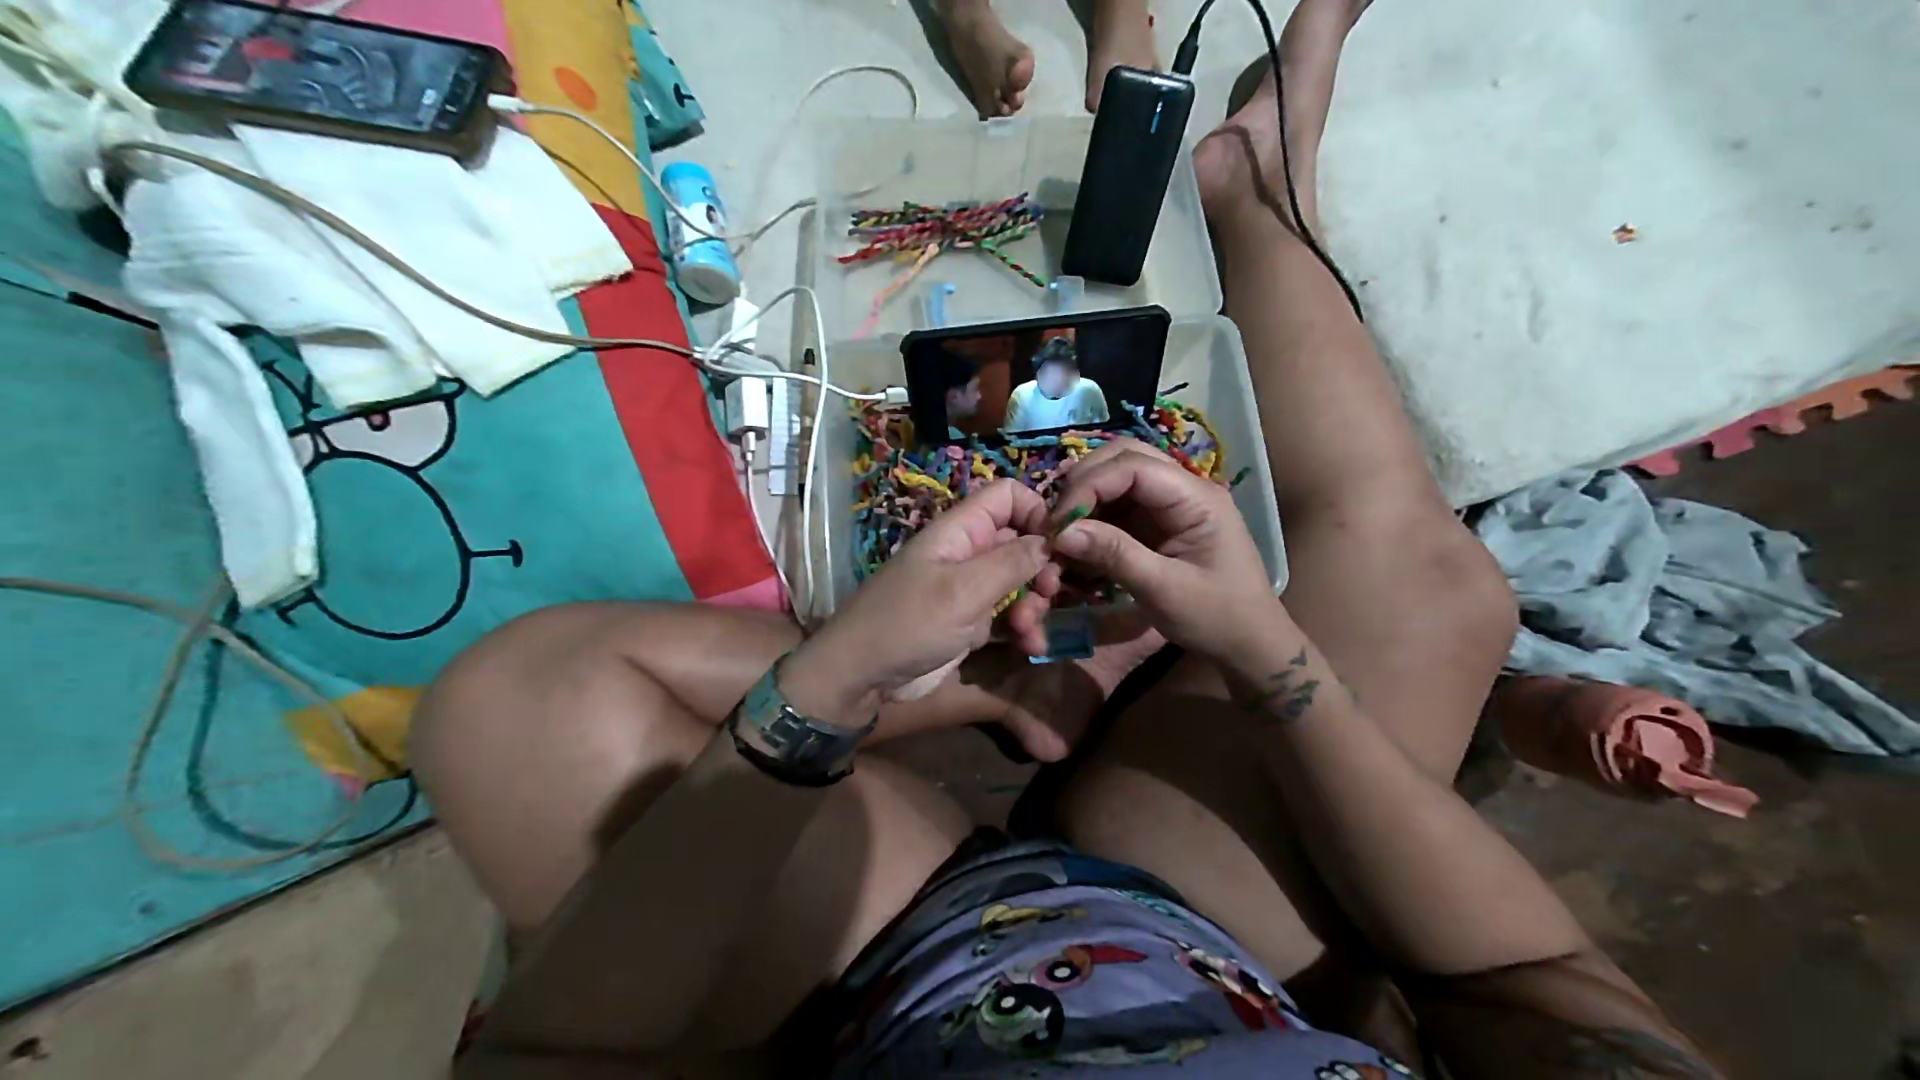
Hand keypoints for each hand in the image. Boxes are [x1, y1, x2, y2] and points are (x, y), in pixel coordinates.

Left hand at [780, 479, 1058, 724]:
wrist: (861, 677)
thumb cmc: (908, 623)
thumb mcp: (962, 591)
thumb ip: (1010, 562)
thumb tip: (1051, 538)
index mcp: (960, 531)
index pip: (1006, 496)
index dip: (1037, 511)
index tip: (1060, 544)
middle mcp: (967, 553)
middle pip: (1021, 541)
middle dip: (1041, 567)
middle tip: (1048, 593)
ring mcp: (969, 589)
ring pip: (1020, 582)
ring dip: (1034, 604)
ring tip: (1028, 630)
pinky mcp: (971, 622)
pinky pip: (1009, 615)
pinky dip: (1024, 629)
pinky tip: (1030, 647)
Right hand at [1045, 439, 1279, 661]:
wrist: (1248, 643)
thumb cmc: (1215, 617)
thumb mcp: (1163, 590)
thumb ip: (1115, 554)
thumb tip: (1061, 533)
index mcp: (1196, 498)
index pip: (1133, 465)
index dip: (1089, 485)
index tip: (1059, 523)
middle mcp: (1183, 489)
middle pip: (1123, 457)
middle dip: (1084, 483)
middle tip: (1057, 521)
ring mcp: (1170, 503)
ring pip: (1117, 477)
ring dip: (1085, 498)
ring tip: (1063, 531)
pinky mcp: (1157, 521)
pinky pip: (1118, 504)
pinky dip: (1093, 516)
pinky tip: (1078, 540)